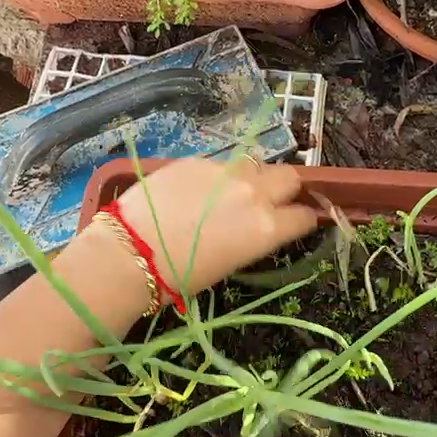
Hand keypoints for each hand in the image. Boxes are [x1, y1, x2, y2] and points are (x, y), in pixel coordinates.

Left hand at [109, 157, 316, 295]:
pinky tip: (195, 191)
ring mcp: (225, 171)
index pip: (304, 215)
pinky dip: (216, 176)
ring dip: (251, 177)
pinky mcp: (197, 160)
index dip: (303, 217)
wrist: (132, 252)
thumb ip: (251, 236)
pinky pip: (218, 164)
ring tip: (231, 192)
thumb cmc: (180, 276)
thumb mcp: (229, 263)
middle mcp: (253, 193)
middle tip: (272, 200)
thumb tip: (254, 226)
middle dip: (286, 188)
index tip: (298, 220)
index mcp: (266, 228)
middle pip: (288, 177)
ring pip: (253, 164)